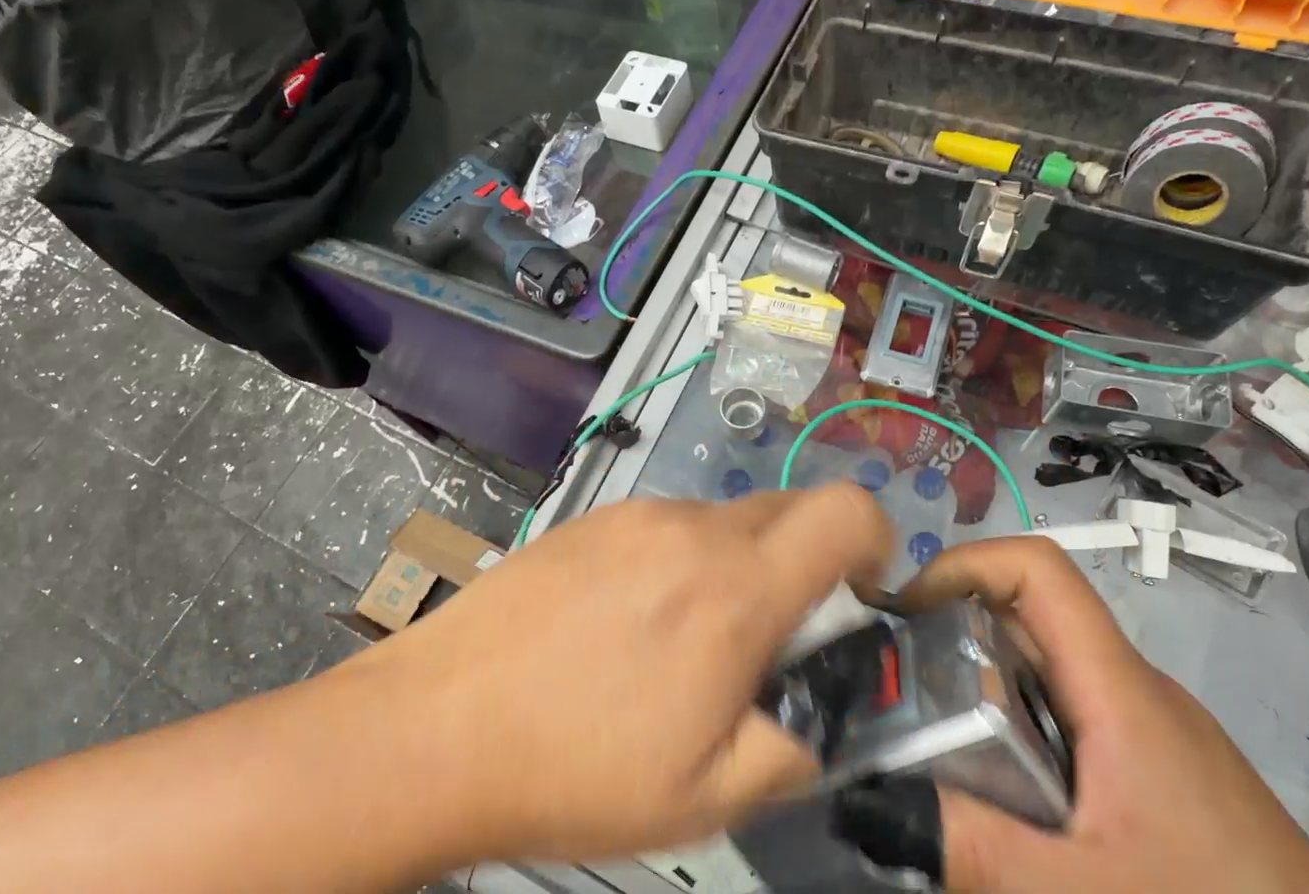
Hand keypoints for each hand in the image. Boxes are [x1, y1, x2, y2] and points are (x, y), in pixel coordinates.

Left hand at [344, 485, 891, 861]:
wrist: (431, 729)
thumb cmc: (573, 770)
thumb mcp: (706, 796)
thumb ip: (793, 750)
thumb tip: (818, 720)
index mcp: (735, 590)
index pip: (845, 512)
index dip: (876, 541)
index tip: (860, 594)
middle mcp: (688, 531)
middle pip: (787, 511)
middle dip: (804, 565)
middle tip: (768, 641)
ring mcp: (630, 518)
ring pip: (721, 520)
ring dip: (733, 567)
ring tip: (682, 643)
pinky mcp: (584, 522)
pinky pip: (662, 526)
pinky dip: (677, 562)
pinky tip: (626, 625)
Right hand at [876, 537, 1308, 893]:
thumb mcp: (1077, 892)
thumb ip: (970, 846)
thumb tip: (864, 801)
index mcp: (1121, 691)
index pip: (1038, 570)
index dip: (961, 565)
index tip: (898, 616)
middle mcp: (1134, 694)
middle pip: (1028, 624)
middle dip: (948, 641)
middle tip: (886, 696)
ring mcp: (1153, 738)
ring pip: (1045, 682)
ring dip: (978, 698)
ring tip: (924, 755)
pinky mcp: (1162, 780)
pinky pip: (1070, 730)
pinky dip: (1014, 743)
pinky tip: (1000, 809)